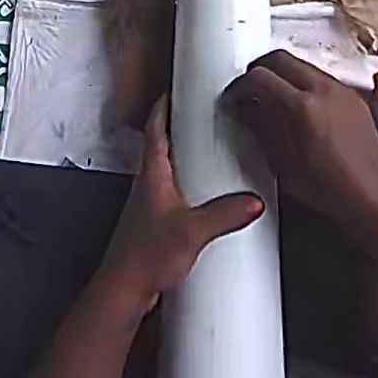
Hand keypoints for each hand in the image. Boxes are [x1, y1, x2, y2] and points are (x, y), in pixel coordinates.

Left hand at [98, 96, 264, 314]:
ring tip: (205, 149)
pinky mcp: (155, 218)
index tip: (174, 90)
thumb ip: (225, 215)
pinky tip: (202, 193)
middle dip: (177, 127)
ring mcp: (149, 200)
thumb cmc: (146, 254)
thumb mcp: (192, 231)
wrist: (125, 287)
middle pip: (160, 144)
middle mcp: (147, 182)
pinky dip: (186, 180)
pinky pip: (172, 188)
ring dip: (182, 154)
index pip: (155, 129)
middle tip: (198, 115)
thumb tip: (253, 201)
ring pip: (166, 166)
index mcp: (152, 174)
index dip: (163, 107)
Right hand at [224, 50, 377, 245]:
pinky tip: (297, 105)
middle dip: (258, 70)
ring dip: (281, 74)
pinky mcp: (355, 99)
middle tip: (248, 88)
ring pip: (301, 64)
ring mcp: (342, 92)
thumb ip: (259, 126)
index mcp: (301, 107)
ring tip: (272, 98)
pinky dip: (302, 82)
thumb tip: (244, 108)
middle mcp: (324, 91)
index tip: (235, 98)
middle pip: (280, 59)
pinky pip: (320, 77)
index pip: (259, 78)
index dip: (240, 86)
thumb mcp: (280, 161)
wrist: (375, 202)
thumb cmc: (330, 190)